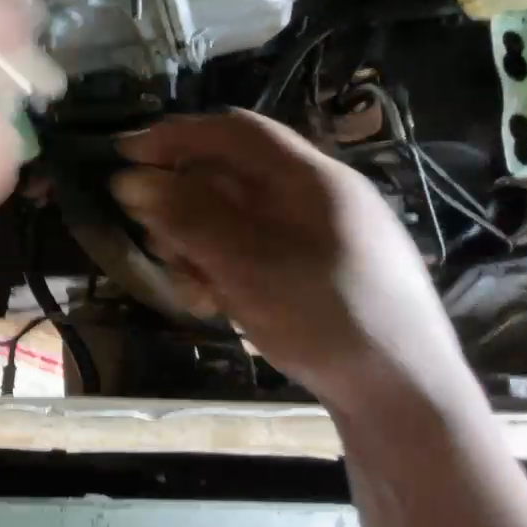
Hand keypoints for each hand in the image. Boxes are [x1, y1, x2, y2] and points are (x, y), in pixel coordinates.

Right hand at [110, 110, 475, 411]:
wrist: (404, 394)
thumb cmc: (326, 316)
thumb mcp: (246, 265)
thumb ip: (185, 217)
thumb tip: (127, 178)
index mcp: (311, 180)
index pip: (234, 132)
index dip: (175, 135)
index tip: (123, 155)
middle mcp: (315, 197)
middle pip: (229, 175)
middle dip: (178, 200)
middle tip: (148, 233)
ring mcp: (317, 235)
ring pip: (234, 216)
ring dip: (193, 239)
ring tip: (182, 276)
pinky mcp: (314, 269)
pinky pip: (252, 249)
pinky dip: (219, 264)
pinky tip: (209, 298)